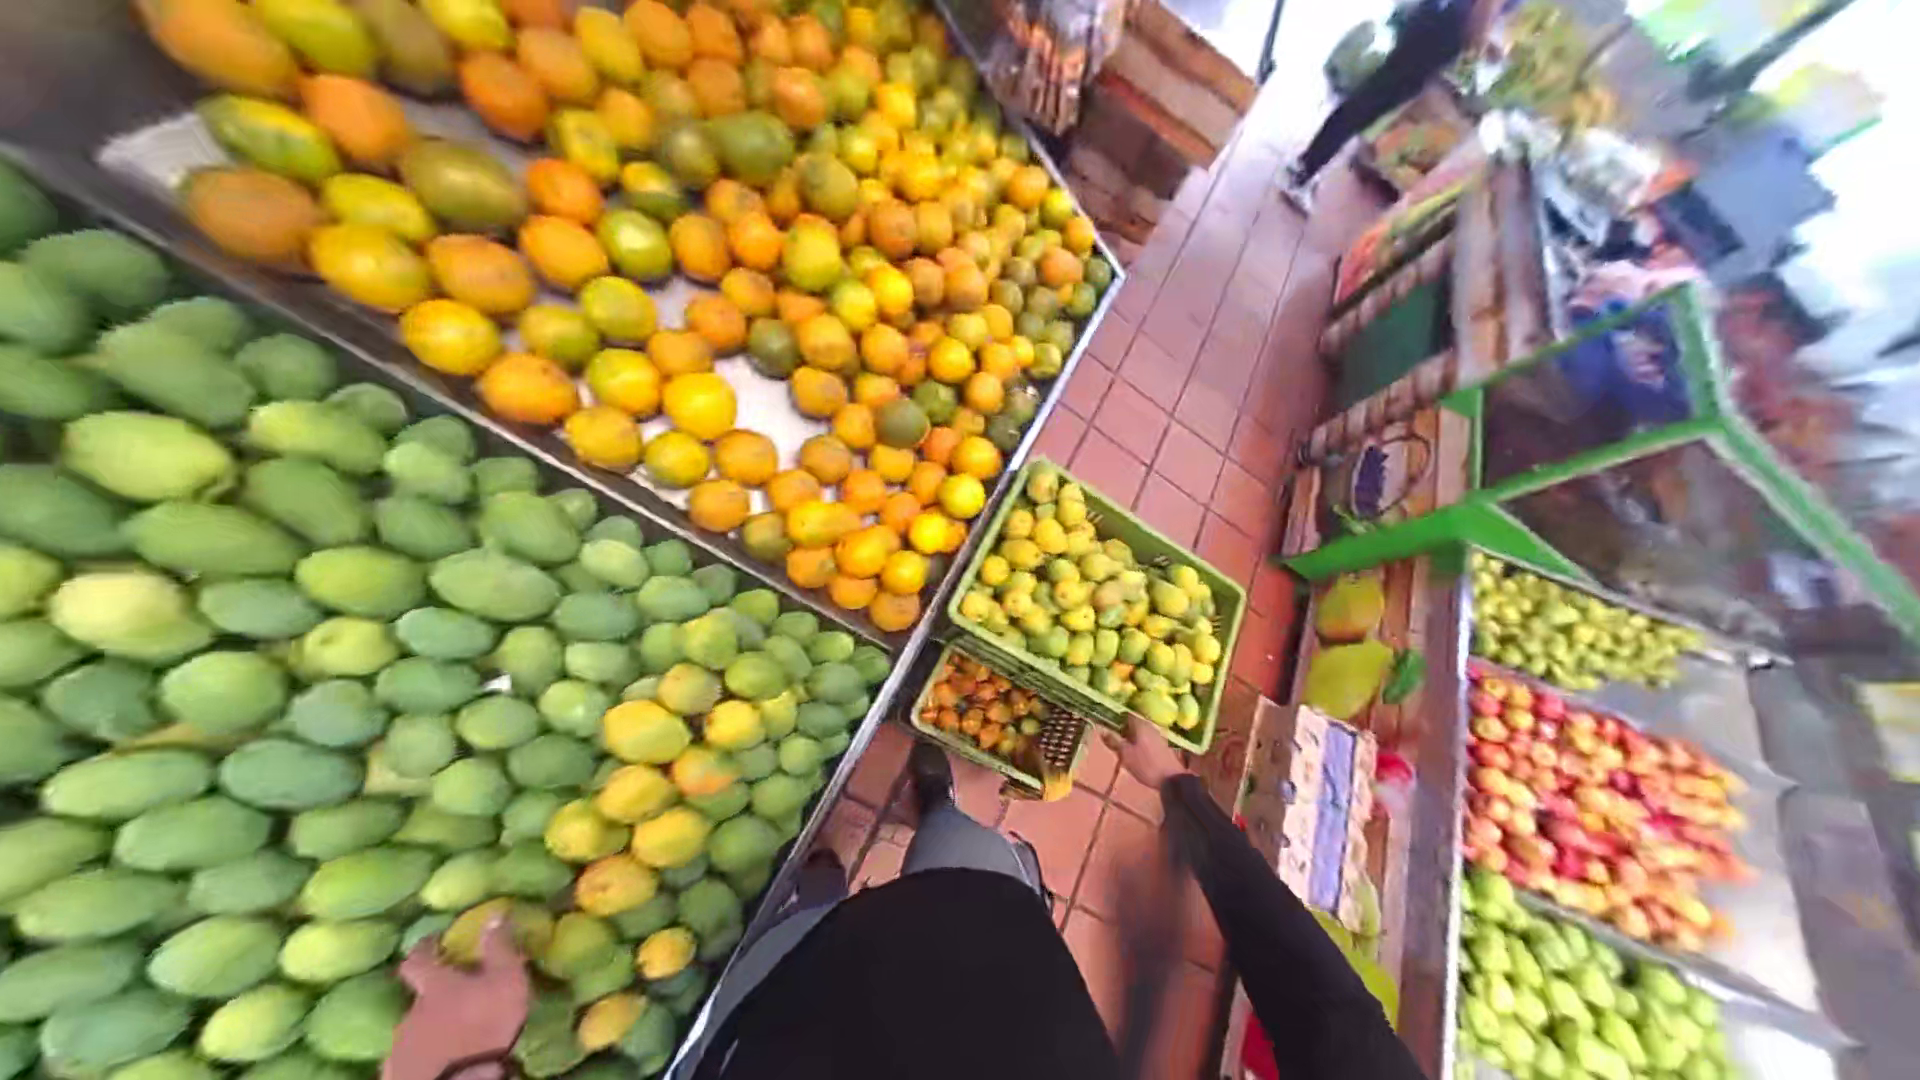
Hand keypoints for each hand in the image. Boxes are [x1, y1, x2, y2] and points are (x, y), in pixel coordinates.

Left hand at [383, 920, 530, 1079]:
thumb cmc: (486, 1023)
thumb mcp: (506, 978)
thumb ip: (499, 947)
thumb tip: (494, 914)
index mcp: (434, 987)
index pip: (418, 960)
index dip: (424, 947)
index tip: (432, 939)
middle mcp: (409, 1013)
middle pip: (418, 998)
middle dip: (435, 994)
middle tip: (458, 995)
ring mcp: (399, 1047)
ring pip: (415, 1026)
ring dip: (431, 1023)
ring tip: (454, 1028)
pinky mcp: (397, 1073)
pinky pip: (410, 1054)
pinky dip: (425, 1049)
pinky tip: (441, 1053)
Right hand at [1105, 721, 1188, 792]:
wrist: (1172, 780)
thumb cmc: (1146, 765)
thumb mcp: (1125, 754)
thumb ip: (1113, 741)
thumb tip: (1102, 730)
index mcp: (1140, 724)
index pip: (1126, 715)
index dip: (1116, 721)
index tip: (1109, 729)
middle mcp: (1151, 726)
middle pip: (1134, 724)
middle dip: (1125, 731)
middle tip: (1116, 741)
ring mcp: (1159, 736)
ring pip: (1142, 733)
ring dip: (1133, 739)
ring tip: (1126, 750)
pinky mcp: (1164, 747)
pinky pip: (1149, 741)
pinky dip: (1142, 745)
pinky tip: (1138, 755)